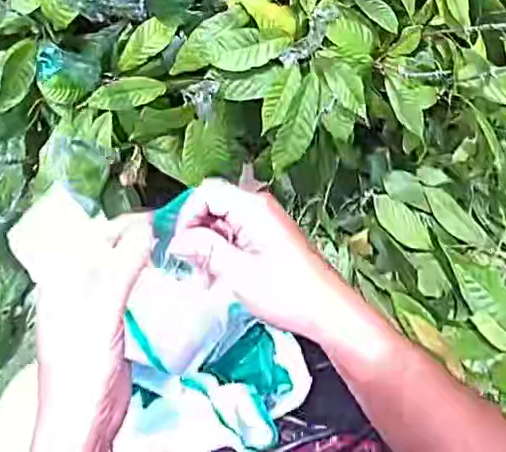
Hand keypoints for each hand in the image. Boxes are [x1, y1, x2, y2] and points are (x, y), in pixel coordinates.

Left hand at [32, 213, 151, 451]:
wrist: (84, 428)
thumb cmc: (79, 371)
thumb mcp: (101, 311)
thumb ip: (122, 269)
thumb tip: (145, 231)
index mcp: (58, 278)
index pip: (89, 234)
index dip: (120, 222)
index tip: (151, 217)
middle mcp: (71, 287)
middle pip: (105, 249)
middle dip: (134, 237)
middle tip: (165, 230)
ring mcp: (91, 307)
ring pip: (118, 270)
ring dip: (141, 258)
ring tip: (168, 249)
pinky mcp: (109, 326)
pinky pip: (128, 293)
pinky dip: (145, 283)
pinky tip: (163, 281)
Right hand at [165, 179, 362, 345]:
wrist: (329, 312)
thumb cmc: (287, 293)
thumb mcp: (238, 274)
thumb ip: (205, 251)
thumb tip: (176, 241)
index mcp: (251, 206)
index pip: (205, 192)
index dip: (187, 216)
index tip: (180, 246)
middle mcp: (257, 205)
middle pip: (212, 203)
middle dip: (196, 231)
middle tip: (192, 265)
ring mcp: (264, 218)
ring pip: (222, 218)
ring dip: (208, 243)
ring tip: (206, 276)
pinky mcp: (268, 233)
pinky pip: (235, 229)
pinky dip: (223, 248)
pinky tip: (221, 274)